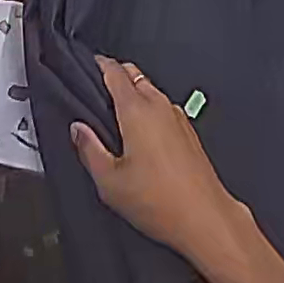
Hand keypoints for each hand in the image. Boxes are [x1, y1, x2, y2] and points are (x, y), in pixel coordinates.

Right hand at [71, 55, 245, 258]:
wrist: (206, 219)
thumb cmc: (161, 202)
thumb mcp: (110, 182)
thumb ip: (89, 149)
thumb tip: (77, 130)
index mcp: (137, 110)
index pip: (115, 72)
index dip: (100, 64)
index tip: (90, 63)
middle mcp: (159, 106)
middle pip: (134, 74)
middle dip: (117, 73)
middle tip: (100, 85)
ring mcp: (177, 117)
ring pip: (151, 89)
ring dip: (135, 91)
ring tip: (118, 111)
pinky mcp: (189, 131)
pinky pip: (164, 106)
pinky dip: (150, 107)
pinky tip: (143, 132)